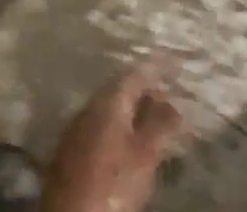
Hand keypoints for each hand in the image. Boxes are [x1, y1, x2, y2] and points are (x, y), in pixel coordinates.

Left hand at [42, 57, 185, 211]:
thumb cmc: (114, 183)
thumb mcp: (146, 155)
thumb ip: (162, 125)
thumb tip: (175, 103)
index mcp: (107, 103)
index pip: (135, 73)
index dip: (157, 68)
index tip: (176, 64)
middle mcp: (88, 108)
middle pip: (120, 90)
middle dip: (146, 91)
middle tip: (169, 97)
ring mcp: (75, 129)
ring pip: (109, 109)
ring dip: (132, 111)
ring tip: (154, 121)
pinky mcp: (70, 151)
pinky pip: (99, 127)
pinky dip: (119, 127)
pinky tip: (129, 141)